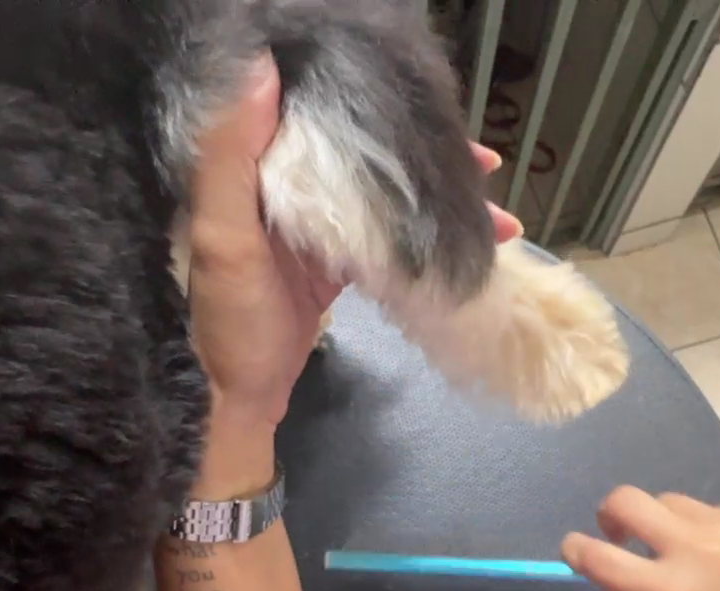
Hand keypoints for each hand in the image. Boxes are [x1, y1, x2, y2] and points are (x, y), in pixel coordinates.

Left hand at [186, 55, 521, 431]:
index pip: (323, 118)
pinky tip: (456, 242)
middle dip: (426, 161)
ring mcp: (314, 229)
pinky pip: (381, 239)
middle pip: (364, 155)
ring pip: (381, 196)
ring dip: (434, 203)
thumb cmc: (231, 322)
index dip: (379, 112)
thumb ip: (232, 158)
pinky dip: (418, 238)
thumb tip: (263, 68)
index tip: (436, 122)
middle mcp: (285, 189)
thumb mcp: (224, 241)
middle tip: (486, 168)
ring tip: (495, 219)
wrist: (243, 393)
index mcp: (256, 170)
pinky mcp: (333, 265)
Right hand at [561, 487, 719, 590]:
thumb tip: (604, 580)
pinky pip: (711, 511)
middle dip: (607, 512)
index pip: (597, 556)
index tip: (573, 549)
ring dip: (661, 522)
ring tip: (686, 553)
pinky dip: (708, 530)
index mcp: (669, 590)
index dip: (574, 549)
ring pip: (668, 502)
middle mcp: (691, 546)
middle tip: (617, 533)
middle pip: (624, 499)